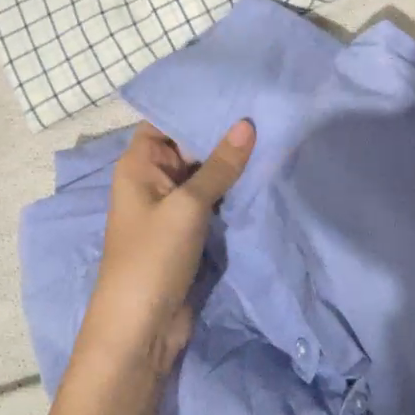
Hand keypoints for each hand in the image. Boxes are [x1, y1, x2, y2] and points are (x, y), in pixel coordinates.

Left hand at [78, 120, 254, 374]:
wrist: (141, 332)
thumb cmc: (152, 259)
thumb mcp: (188, 206)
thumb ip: (220, 165)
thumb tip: (248, 122)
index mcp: (139, 165)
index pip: (166, 118)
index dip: (196, 101)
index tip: (236, 82)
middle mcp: (154, 179)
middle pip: (190, 143)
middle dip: (224, 129)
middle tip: (266, 103)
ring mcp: (174, 206)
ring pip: (207, 171)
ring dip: (234, 159)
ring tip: (275, 128)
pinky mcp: (191, 230)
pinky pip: (215, 197)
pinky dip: (236, 186)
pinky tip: (266, 168)